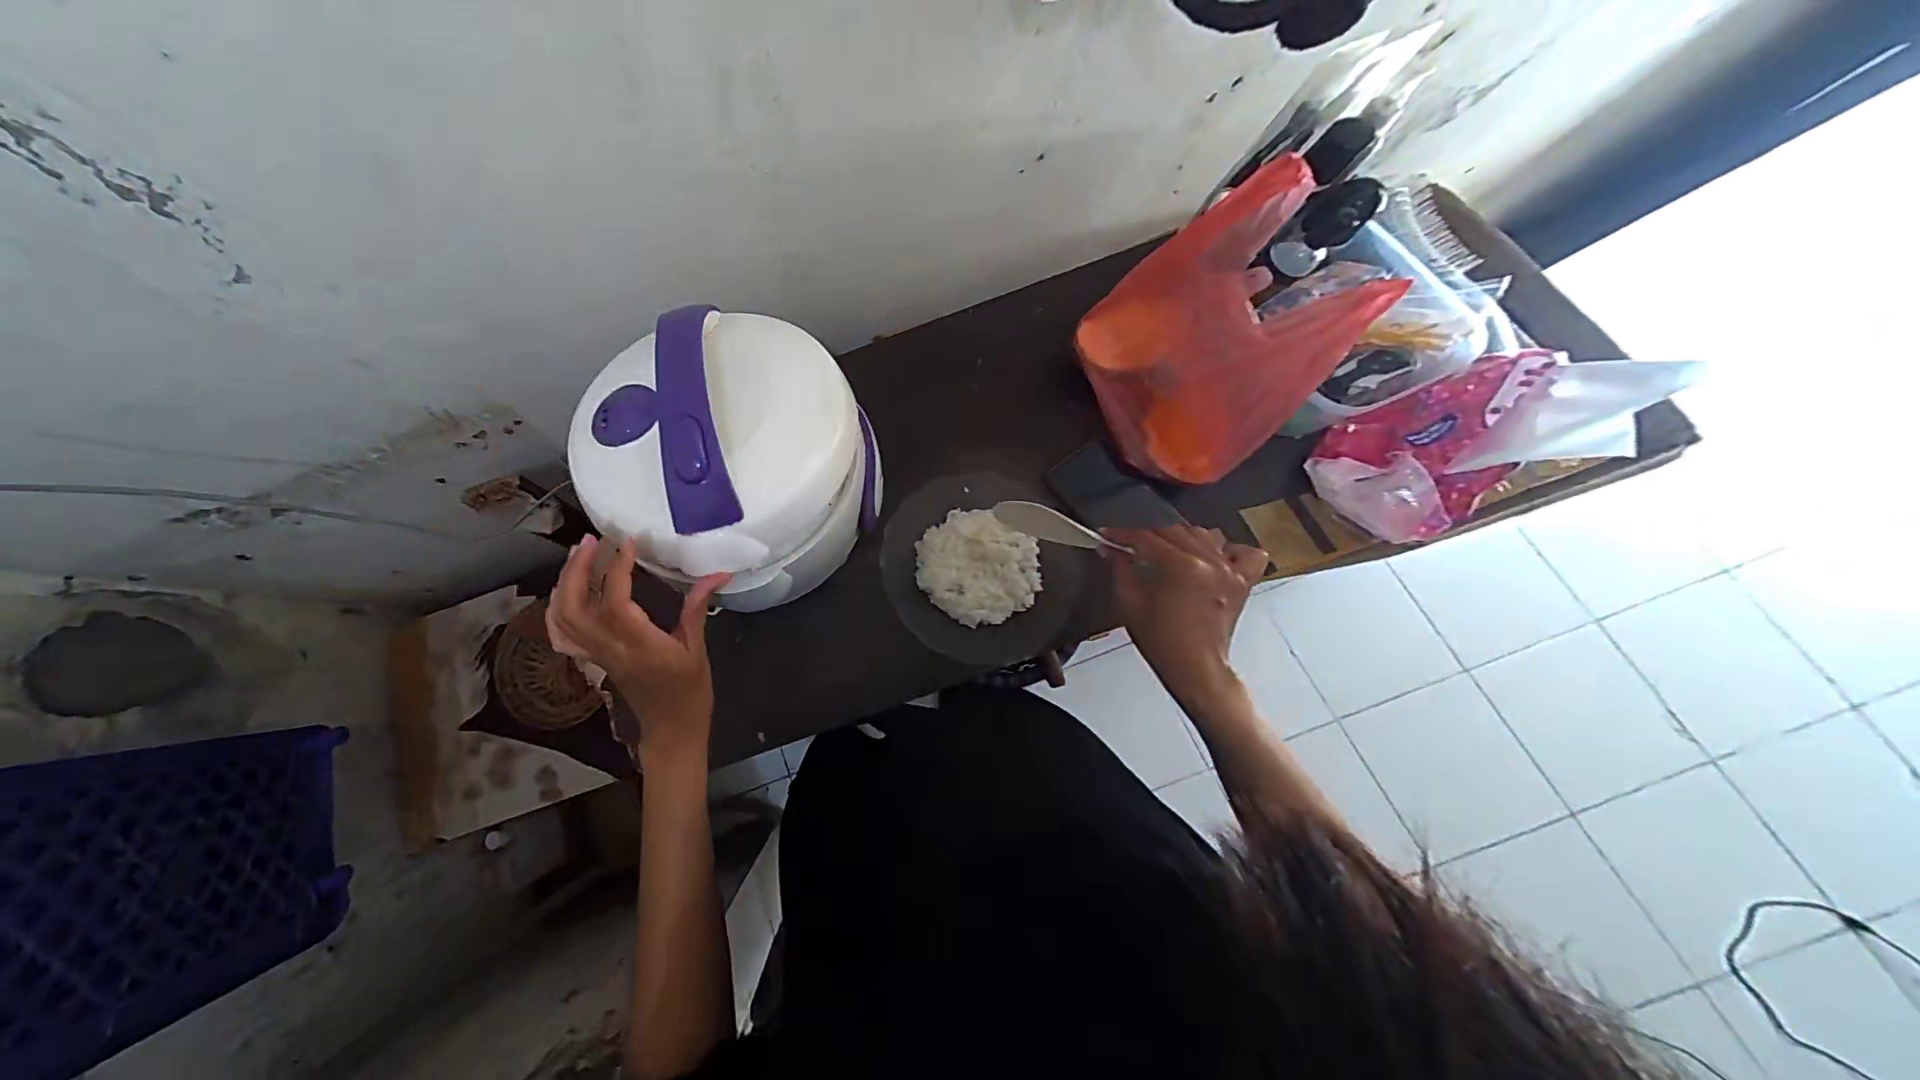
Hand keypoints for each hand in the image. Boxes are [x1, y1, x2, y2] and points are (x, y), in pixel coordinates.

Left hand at [546, 534, 730, 767]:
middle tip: (594, 540)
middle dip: (580, 569)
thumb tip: (717, 574)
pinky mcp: (591, 658)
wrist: (670, 727)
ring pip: (562, 617)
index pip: (616, 603)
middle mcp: (610, 650)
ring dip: (565, 582)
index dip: (618, 570)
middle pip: (576, 606)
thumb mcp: (698, 649)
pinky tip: (564, 590)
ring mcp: (595, 655)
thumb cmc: (689, 691)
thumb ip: (697, 609)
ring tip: (580, 554)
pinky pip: (560, 635)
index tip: (630, 543)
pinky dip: (554, 610)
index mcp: (640, 646)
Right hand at [1102, 526, 1269, 708]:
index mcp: (1181, 567)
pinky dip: (1228, 549)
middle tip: (1128, 544)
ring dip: (1179, 537)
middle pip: (1173, 531)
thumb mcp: (1130, 604)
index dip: (1122, 534)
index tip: (1109, 535)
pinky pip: (1244, 552)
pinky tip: (1211, 556)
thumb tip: (1113, 549)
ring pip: (1202, 535)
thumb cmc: (1164, 643)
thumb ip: (1120, 569)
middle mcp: (1209, 562)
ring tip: (1163, 550)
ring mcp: (1229, 570)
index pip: (1146, 538)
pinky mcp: (1242, 581)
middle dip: (1146, 535)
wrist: (1194, 668)